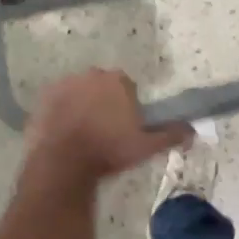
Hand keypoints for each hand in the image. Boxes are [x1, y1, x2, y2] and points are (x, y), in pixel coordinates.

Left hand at [22, 68, 191, 187]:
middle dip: (103, 103)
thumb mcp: (145, 146)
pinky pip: (57, 101)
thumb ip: (171, 135)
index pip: (127, 88)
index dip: (126, 107)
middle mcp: (91, 75)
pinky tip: (63, 132)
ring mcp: (65, 83)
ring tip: (82, 134)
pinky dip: (61, 112)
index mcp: (117, 81)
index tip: (123, 127)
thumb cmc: (108, 151)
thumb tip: (194, 131)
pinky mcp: (44, 97)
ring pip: (79, 92)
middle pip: (102, 87)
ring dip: (81, 106)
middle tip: (104, 132)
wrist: (63, 163)